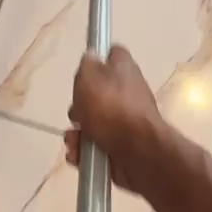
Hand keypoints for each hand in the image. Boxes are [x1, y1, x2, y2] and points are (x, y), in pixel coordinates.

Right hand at [64, 45, 169, 194]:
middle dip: (80, 106)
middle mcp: (129, 92)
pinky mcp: (125, 145)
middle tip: (75, 113)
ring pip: (96, 122)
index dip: (96, 60)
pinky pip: (99, 145)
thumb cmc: (110, 107)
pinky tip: (78, 156)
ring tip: (73, 140)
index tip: (82, 70)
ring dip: (79, 132)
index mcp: (124, 69)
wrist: (138, 150)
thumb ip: (87, 65)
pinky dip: (86, 152)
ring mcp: (127, 120)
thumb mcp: (89, 76)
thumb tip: (91, 57)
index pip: (112, 55)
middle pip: (98, 94)